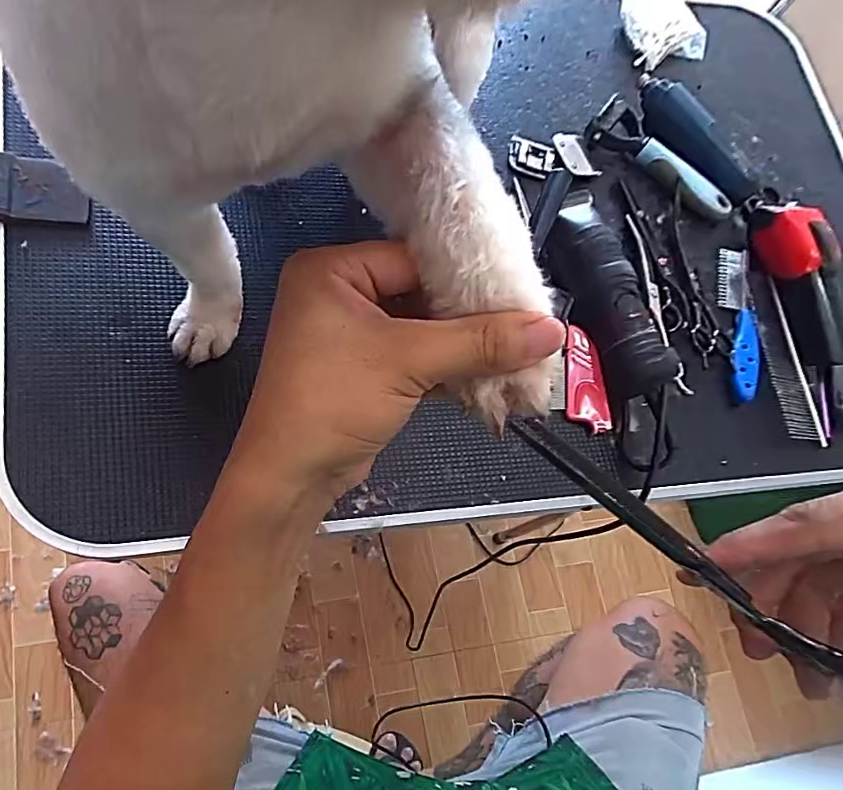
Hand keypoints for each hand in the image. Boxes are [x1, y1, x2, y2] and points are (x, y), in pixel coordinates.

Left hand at [228, 241, 563, 498]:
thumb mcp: (409, 361)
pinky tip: (486, 379)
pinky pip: (415, 359)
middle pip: (423, 295)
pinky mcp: (365, 373)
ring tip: (515, 355)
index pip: (416, 258)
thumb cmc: (333, 403)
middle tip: (523, 326)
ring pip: (423, 331)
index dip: (468, 277)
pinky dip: (447, 370)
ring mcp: (351, 337)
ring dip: (464, 349)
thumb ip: (480, 341)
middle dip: (471, 318)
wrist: (292, 477)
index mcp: (333, 269)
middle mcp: (339, 295)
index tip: (518, 293)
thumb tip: (549, 330)